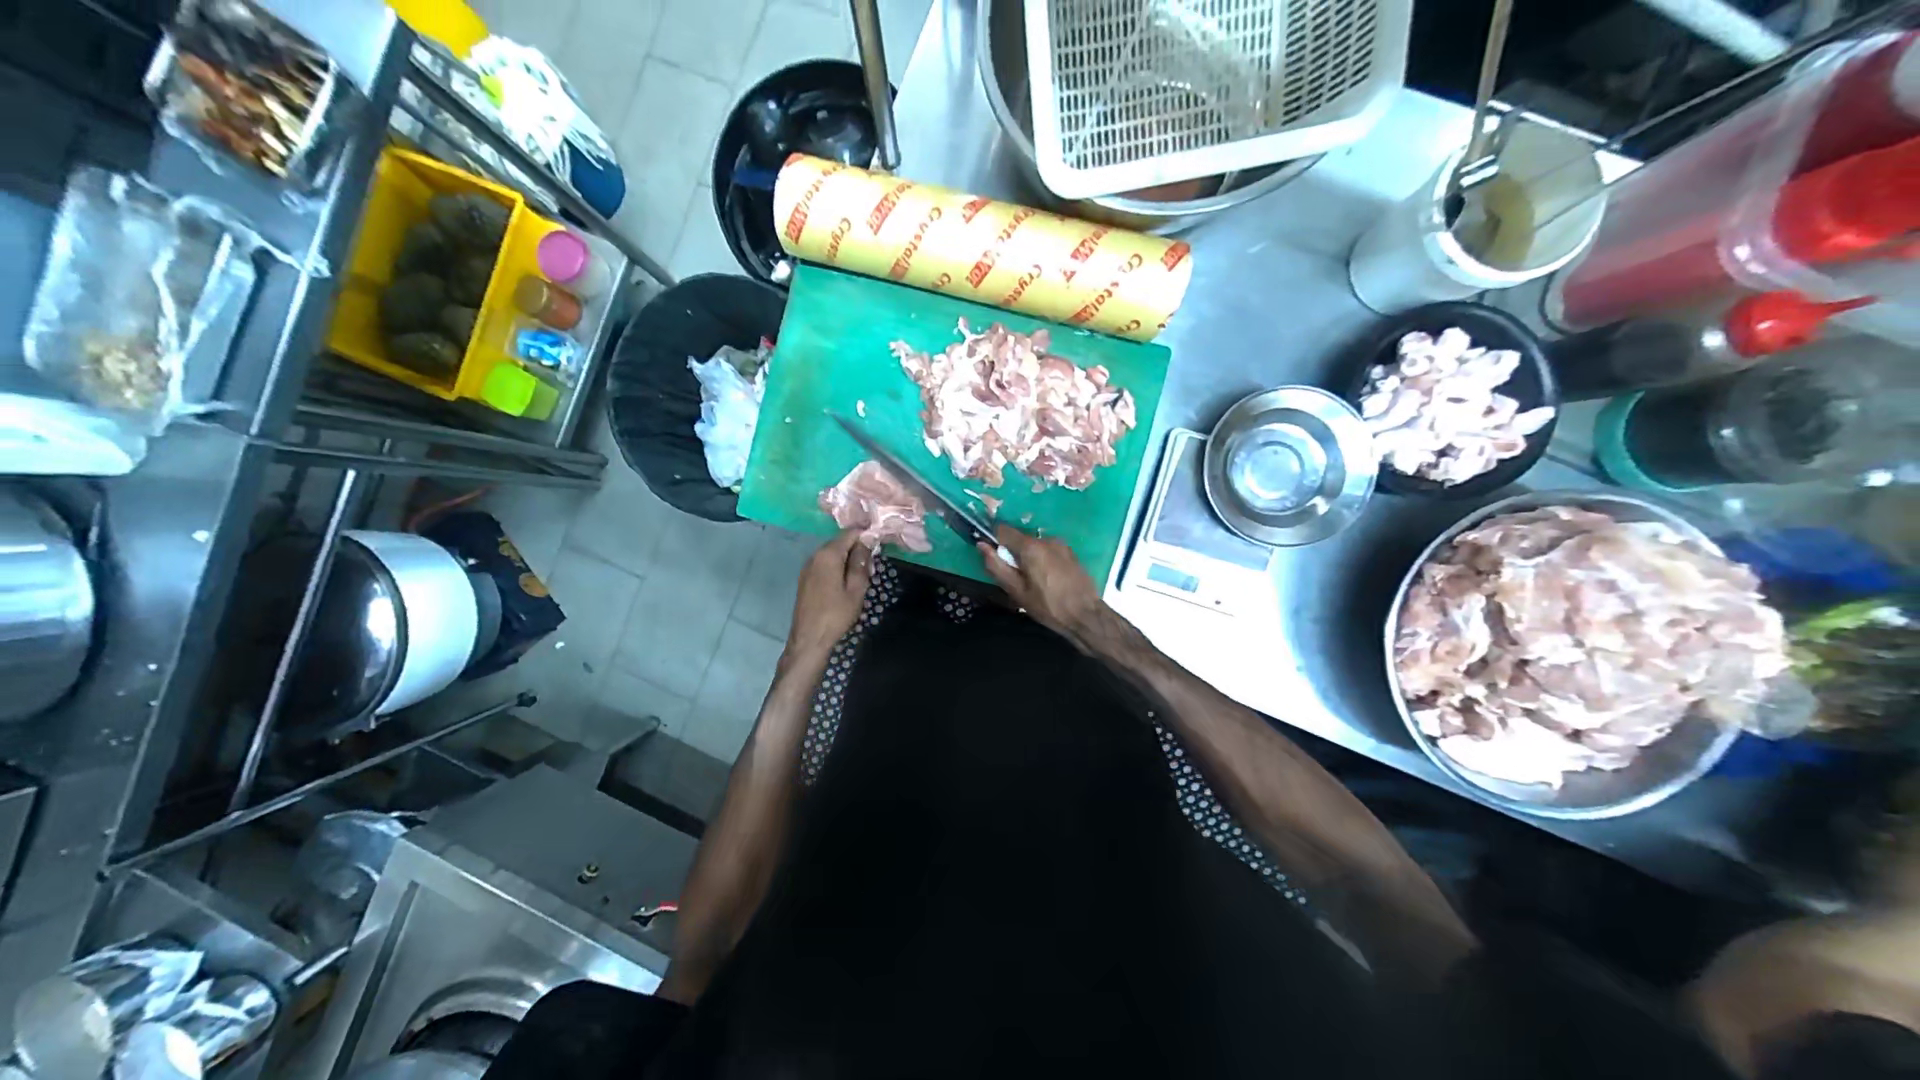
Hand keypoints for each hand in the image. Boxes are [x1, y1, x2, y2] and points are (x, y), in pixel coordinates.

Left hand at [786, 529, 872, 662]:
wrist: (809, 638)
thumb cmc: (836, 614)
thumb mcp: (856, 589)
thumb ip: (861, 563)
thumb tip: (866, 542)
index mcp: (828, 555)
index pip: (850, 534)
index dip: (866, 535)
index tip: (880, 544)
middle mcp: (815, 555)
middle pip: (840, 543)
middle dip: (857, 548)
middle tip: (872, 566)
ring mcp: (808, 567)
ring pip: (832, 554)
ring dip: (847, 559)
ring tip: (862, 576)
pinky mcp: (805, 578)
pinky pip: (824, 564)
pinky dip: (837, 567)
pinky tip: (845, 582)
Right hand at [978, 525, 1110, 650]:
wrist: (1086, 615)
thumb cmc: (1048, 606)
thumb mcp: (1016, 591)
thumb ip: (996, 566)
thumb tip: (981, 546)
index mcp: (1030, 546)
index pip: (1002, 529)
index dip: (993, 540)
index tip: (993, 557)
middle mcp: (1046, 539)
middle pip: (1019, 538)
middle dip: (1012, 553)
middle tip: (1015, 578)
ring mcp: (1061, 544)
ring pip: (1034, 545)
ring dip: (1028, 557)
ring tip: (1033, 581)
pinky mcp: (1070, 552)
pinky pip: (1048, 551)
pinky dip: (1042, 560)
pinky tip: (1047, 580)